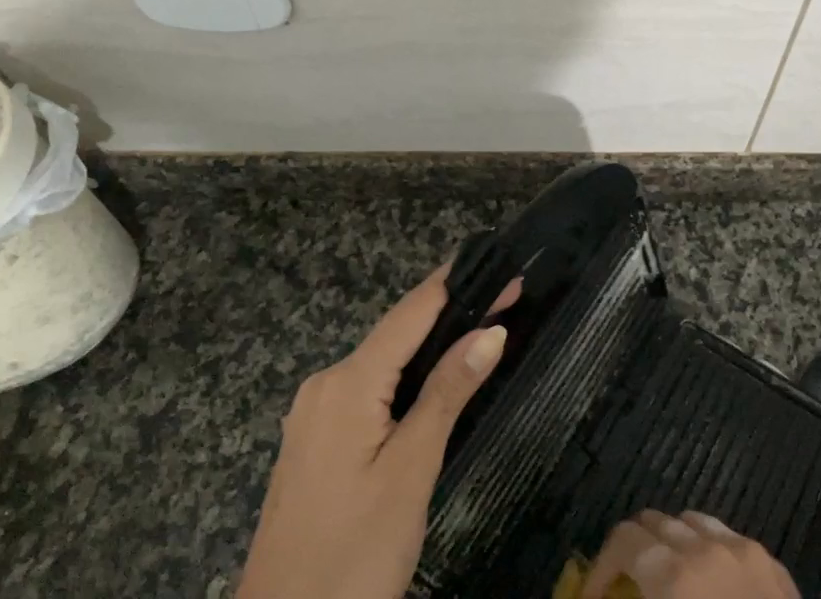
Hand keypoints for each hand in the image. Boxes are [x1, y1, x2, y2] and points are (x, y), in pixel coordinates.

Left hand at [237, 264, 513, 598]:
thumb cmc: (355, 550)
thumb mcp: (411, 471)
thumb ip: (448, 394)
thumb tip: (490, 330)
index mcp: (346, 384)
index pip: (412, 313)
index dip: (461, 286)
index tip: (507, 270)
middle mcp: (323, 386)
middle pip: (396, 334)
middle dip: (450, 313)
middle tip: (508, 301)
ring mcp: (313, 415)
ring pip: (381, 364)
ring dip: (430, 347)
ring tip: (483, 333)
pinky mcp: (313, 442)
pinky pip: (367, 392)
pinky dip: (405, 381)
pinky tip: (433, 387)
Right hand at [581, 510, 797, 598]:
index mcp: (674, 572)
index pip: (622, 540)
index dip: (599, 567)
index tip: (592, 597)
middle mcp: (707, 547)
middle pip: (654, 522)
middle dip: (632, 551)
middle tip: (625, 586)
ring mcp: (743, 549)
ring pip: (692, 521)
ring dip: (669, 542)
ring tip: (665, 577)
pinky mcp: (772, 562)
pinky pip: (727, 536)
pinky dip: (706, 547)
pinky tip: (708, 579)